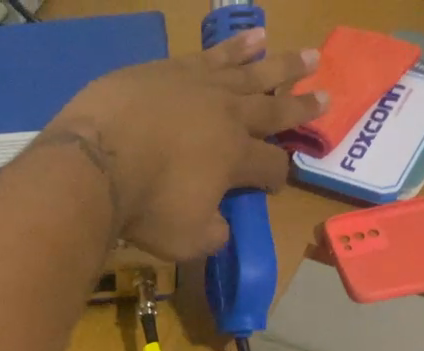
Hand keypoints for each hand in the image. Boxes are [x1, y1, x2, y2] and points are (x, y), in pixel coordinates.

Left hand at [38, 29, 325, 260]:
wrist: (96, 160)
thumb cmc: (144, 207)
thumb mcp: (185, 239)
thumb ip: (211, 235)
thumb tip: (221, 230)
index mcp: (235, 159)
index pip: (270, 166)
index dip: (277, 177)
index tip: (275, 185)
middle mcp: (228, 116)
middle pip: (273, 110)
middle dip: (301, 106)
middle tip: (327, 96)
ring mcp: (200, 86)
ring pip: (252, 72)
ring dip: (280, 65)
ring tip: (306, 55)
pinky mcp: (170, 68)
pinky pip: (214, 53)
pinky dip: (236, 46)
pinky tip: (252, 38)